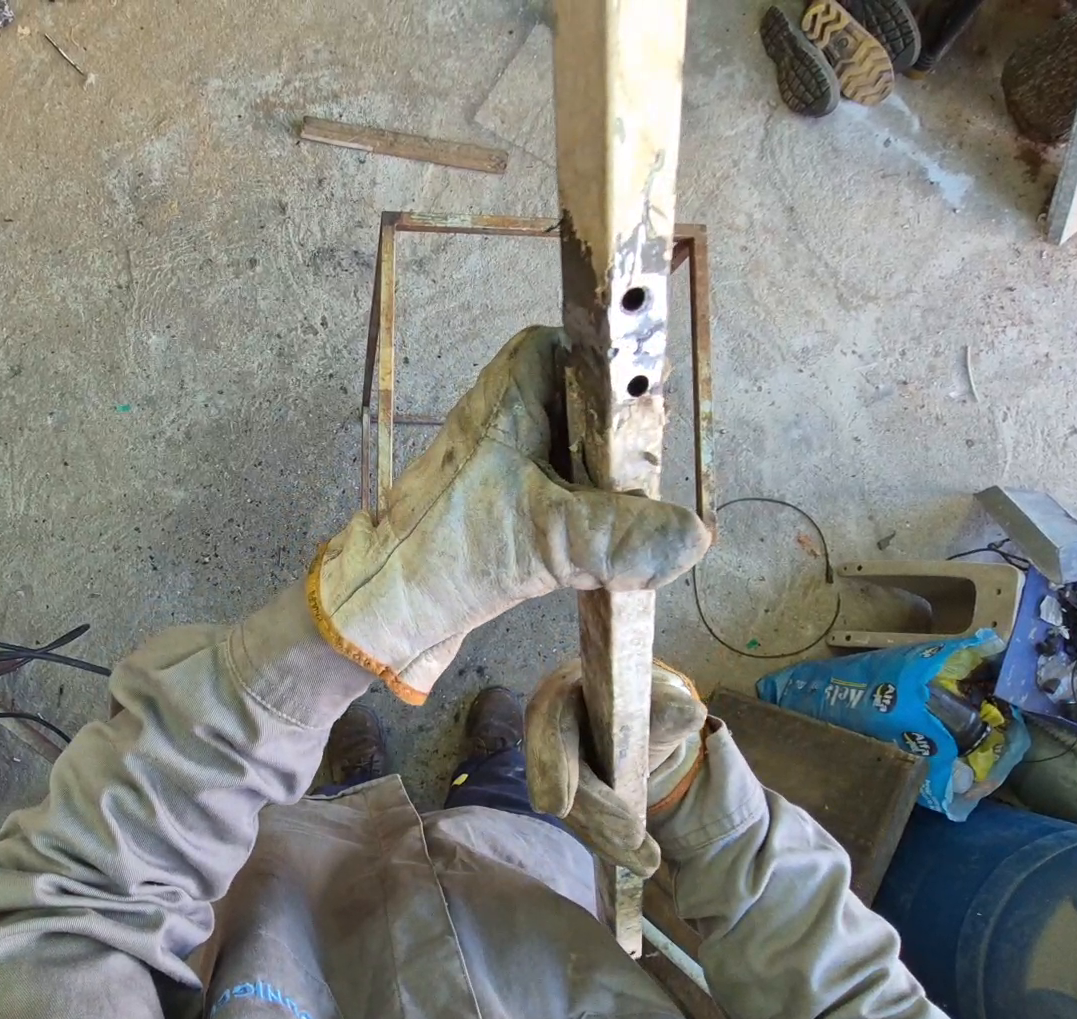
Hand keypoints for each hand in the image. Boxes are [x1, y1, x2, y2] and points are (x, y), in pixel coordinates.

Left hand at [309, 326, 710, 704]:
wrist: (384, 612)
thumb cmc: (443, 555)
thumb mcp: (540, 539)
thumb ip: (615, 536)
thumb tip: (692, 538)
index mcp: (505, 399)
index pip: (568, 348)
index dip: (610, 369)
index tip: (644, 408)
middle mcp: (505, 422)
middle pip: (583, 402)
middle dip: (618, 438)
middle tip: (645, 476)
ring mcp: (506, 466)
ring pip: (577, 452)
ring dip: (607, 484)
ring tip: (633, 517)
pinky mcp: (507, 507)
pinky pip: (564, 495)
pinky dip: (589, 516)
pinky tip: (607, 546)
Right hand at [523, 660, 710, 876]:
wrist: (645, 715)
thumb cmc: (646, 700)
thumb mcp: (662, 698)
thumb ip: (671, 705)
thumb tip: (688, 710)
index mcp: (565, 689)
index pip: (548, 722)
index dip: (550, 764)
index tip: (559, 807)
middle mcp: (550, 725)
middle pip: (553, 773)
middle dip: (590, 812)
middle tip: (632, 838)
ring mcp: (555, 759)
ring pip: (568, 804)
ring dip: (602, 836)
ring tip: (647, 861)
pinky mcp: (568, 789)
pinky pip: (581, 817)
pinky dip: (607, 841)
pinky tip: (639, 859)